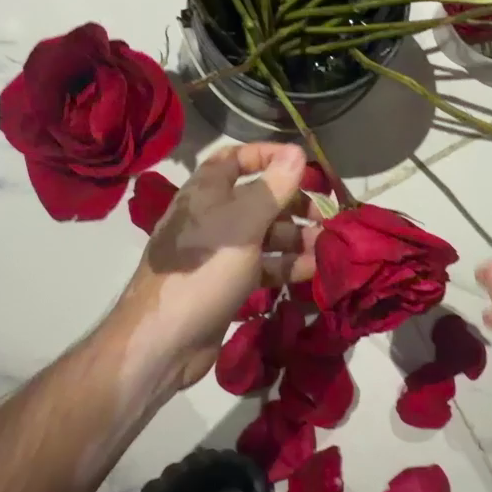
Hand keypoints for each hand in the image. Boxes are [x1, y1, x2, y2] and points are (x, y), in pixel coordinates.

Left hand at [107, 143, 315, 393]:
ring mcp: (218, 252)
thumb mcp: (244, 222)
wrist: (165, 339)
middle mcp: (212, 216)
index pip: (237, 158)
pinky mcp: (226, 283)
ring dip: (295, 237)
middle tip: (324, 214)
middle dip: (292, 203)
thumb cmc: (205, 267)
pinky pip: (261, 266)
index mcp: (207, 191)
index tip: (303, 164)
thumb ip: (273, 187)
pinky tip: (313, 271)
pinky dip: (285, 265)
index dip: (269, 155)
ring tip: (326, 246)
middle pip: (257, 198)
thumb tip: (297, 152)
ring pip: (263, 234)